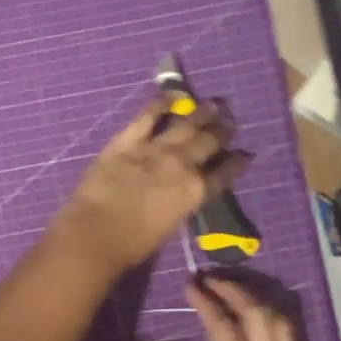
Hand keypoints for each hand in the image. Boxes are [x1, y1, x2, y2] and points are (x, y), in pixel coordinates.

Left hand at [49, 96, 249, 274]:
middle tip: (229, 122)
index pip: (225, 173)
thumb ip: (180, 204)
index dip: (237, 162)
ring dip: (202, 113)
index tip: (244, 154)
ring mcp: (155, 149)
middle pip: (209, 142)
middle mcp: (182, 165)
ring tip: (214, 104)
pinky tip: (171, 95)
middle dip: (223, 131)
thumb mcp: (169, 227)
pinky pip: (147, 116)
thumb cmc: (132, 245)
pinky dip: (160, 103)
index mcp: (195, 193)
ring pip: (186, 124)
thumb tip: (182, 193)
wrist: (95, 233)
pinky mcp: (127, 141)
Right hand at [148, 277, 334, 340]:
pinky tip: (260, 321)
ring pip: (278, 320)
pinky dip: (271, 316)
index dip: (206, 302)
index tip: (189, 284)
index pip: (223, 326)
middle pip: (257, 313)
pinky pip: (288, 334)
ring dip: (255, 300)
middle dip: (233, 290)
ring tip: (234, 294)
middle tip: (210, 279)